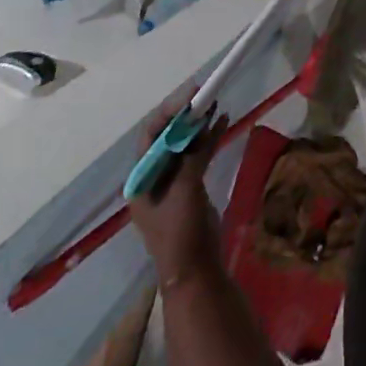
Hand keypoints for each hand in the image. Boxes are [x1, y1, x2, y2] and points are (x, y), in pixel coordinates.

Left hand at [127, 100, 230, 284]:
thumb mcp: (184, 191)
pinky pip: (198, 155)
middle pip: (168, 135)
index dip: (171, 110)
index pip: (152, 133)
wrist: (195, 272)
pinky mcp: (190, 187)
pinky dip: (210, 139)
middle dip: (185, 115)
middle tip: (205, 93)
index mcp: (141, 176)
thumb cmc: (180, 232)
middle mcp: (153, 174)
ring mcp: (172, 181)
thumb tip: (201, 126)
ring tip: (216, 102)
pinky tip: (223, 123)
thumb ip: (191, 156)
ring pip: (185, 143)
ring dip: (199, 124)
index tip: (192, 93)